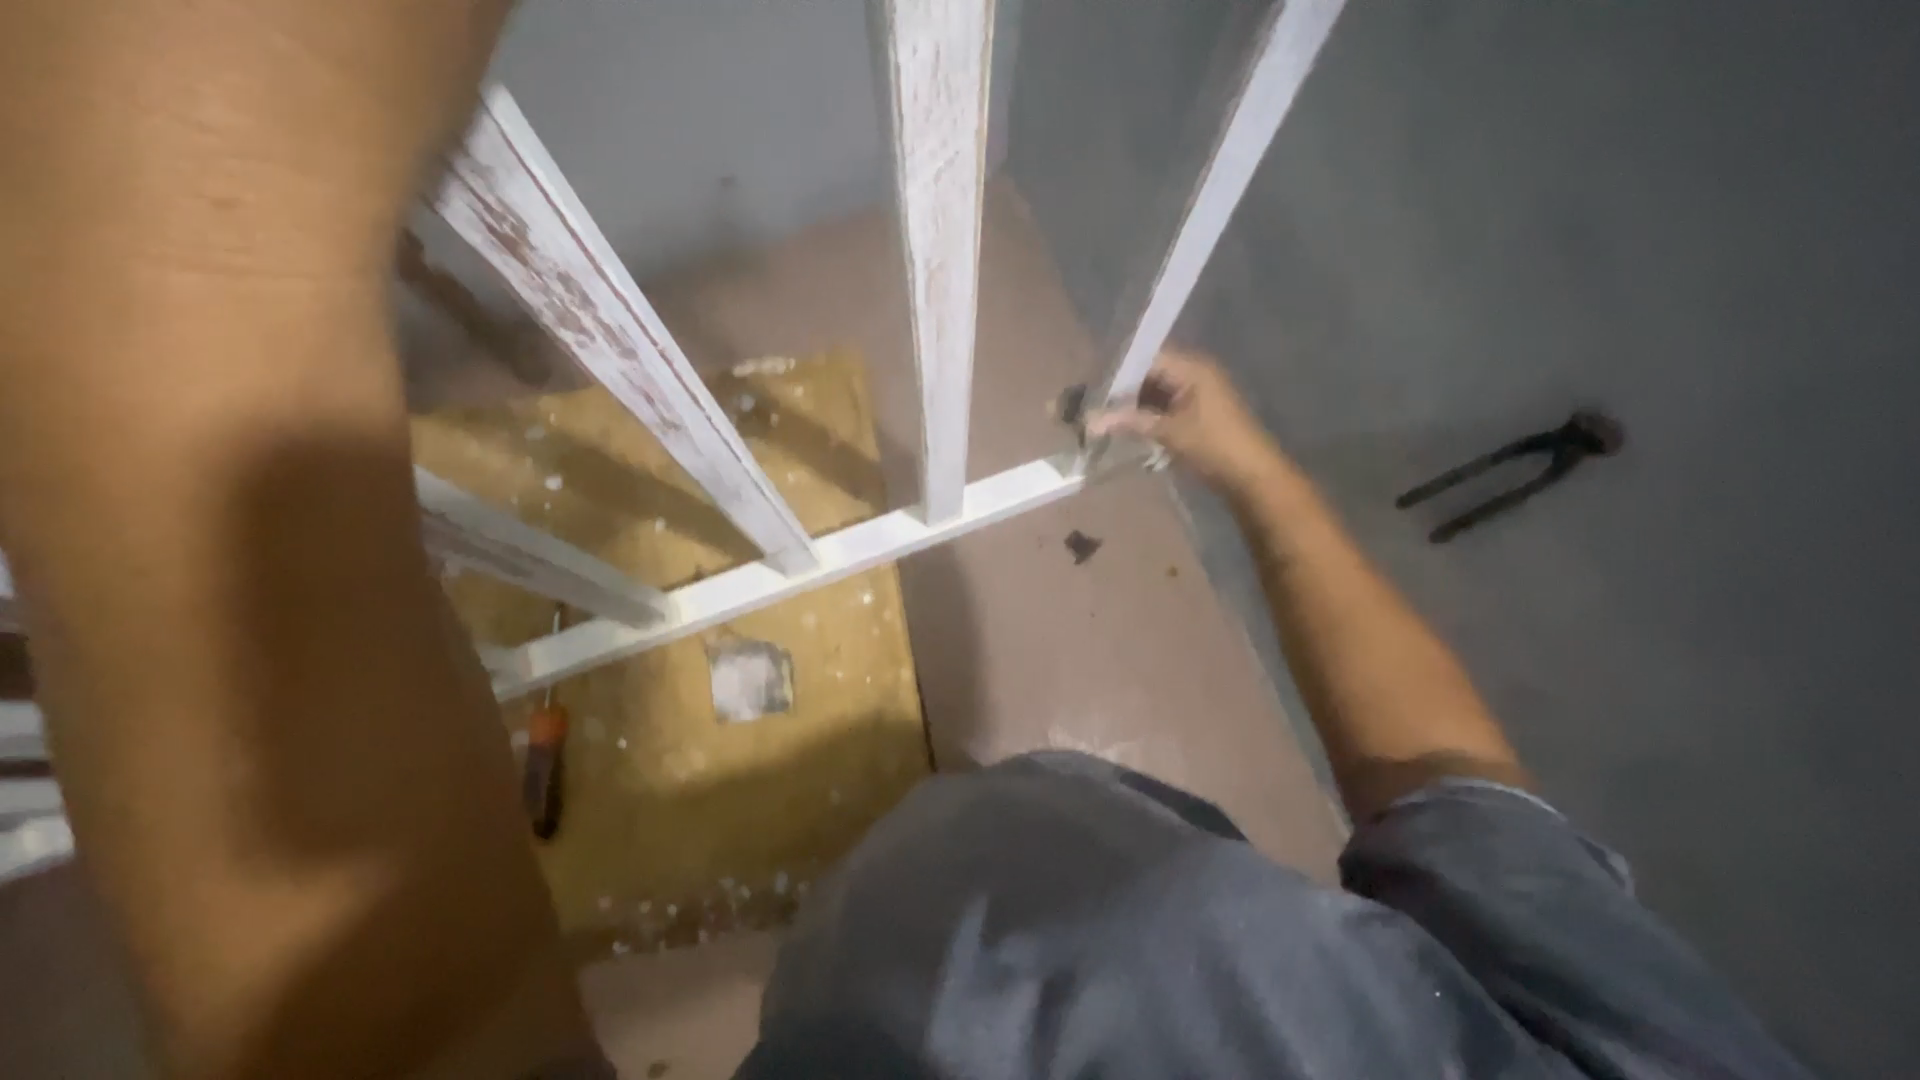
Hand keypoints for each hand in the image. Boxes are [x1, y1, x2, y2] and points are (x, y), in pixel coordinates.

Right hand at [1088, 348, 1289, 492]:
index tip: (1090, 388)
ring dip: (1129, 408)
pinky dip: (1143, 419)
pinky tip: (1122, 431)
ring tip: (1100, 421)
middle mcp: (1194, 375)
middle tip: (1090, 407)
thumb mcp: (1169, 432)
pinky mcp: (1196, 417)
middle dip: (1119, 392)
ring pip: (1153, 395)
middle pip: (1147, 375)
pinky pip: (1162, 410)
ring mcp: (1196, 396)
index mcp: (1192, 368)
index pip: (1145, 358)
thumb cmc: (1214, 447)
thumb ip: (1129, 422)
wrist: (1252, 478)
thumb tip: (1088, 421)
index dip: (1116, 372)